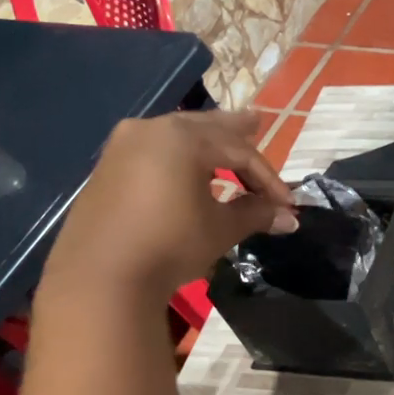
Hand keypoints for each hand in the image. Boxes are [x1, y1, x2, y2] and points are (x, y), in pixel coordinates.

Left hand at [42, 110, 295, 302]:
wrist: (104, 271)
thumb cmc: (172, 243)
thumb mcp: (221, 229)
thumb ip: (255, 215)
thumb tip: (289, 218)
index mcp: (184, 139)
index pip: (239, 151)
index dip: (268, 177)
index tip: (286, 204)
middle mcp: (153, 129)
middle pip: (206, 127)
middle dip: (235, 132)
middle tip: (257, 123)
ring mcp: (125, 144)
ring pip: (178, 136)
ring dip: (207, 143)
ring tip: (226, 144)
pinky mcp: (111, 165)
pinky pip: (157, 150)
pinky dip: (182, 156)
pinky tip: (191, 170)